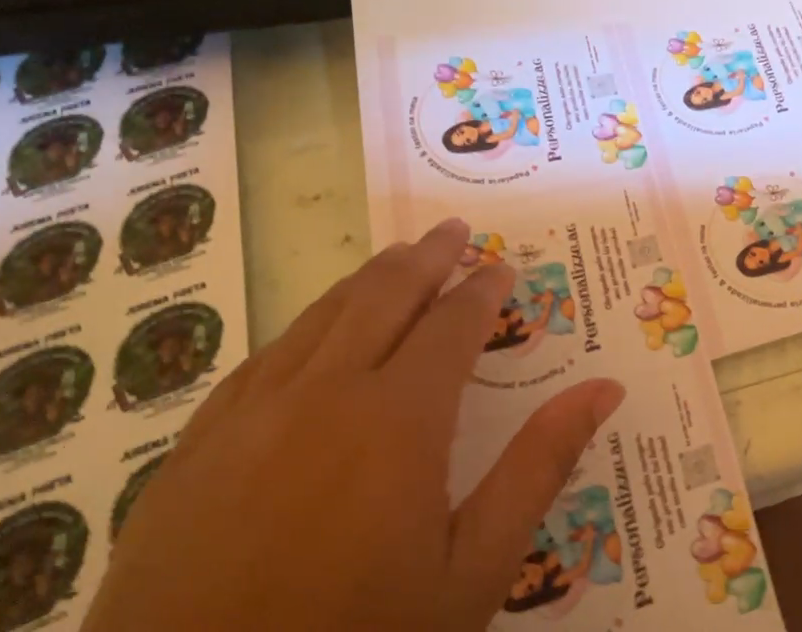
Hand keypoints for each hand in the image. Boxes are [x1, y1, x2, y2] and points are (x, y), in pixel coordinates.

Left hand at [83, 219, 625, 631]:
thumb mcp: (471, 572)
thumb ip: (538, 468)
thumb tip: (603, 388)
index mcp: (399, 418)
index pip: (453, 324)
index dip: (483, 289)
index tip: (502, 267)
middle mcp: (324, 392)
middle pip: (383, 295)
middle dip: (426, 257)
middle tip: (453, 229)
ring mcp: (252, 413)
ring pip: (320, 315)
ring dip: (367, 281)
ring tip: (397, 261)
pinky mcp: (198, 445)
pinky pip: (263, 358)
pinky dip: (306, 328)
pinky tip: (313, 335)